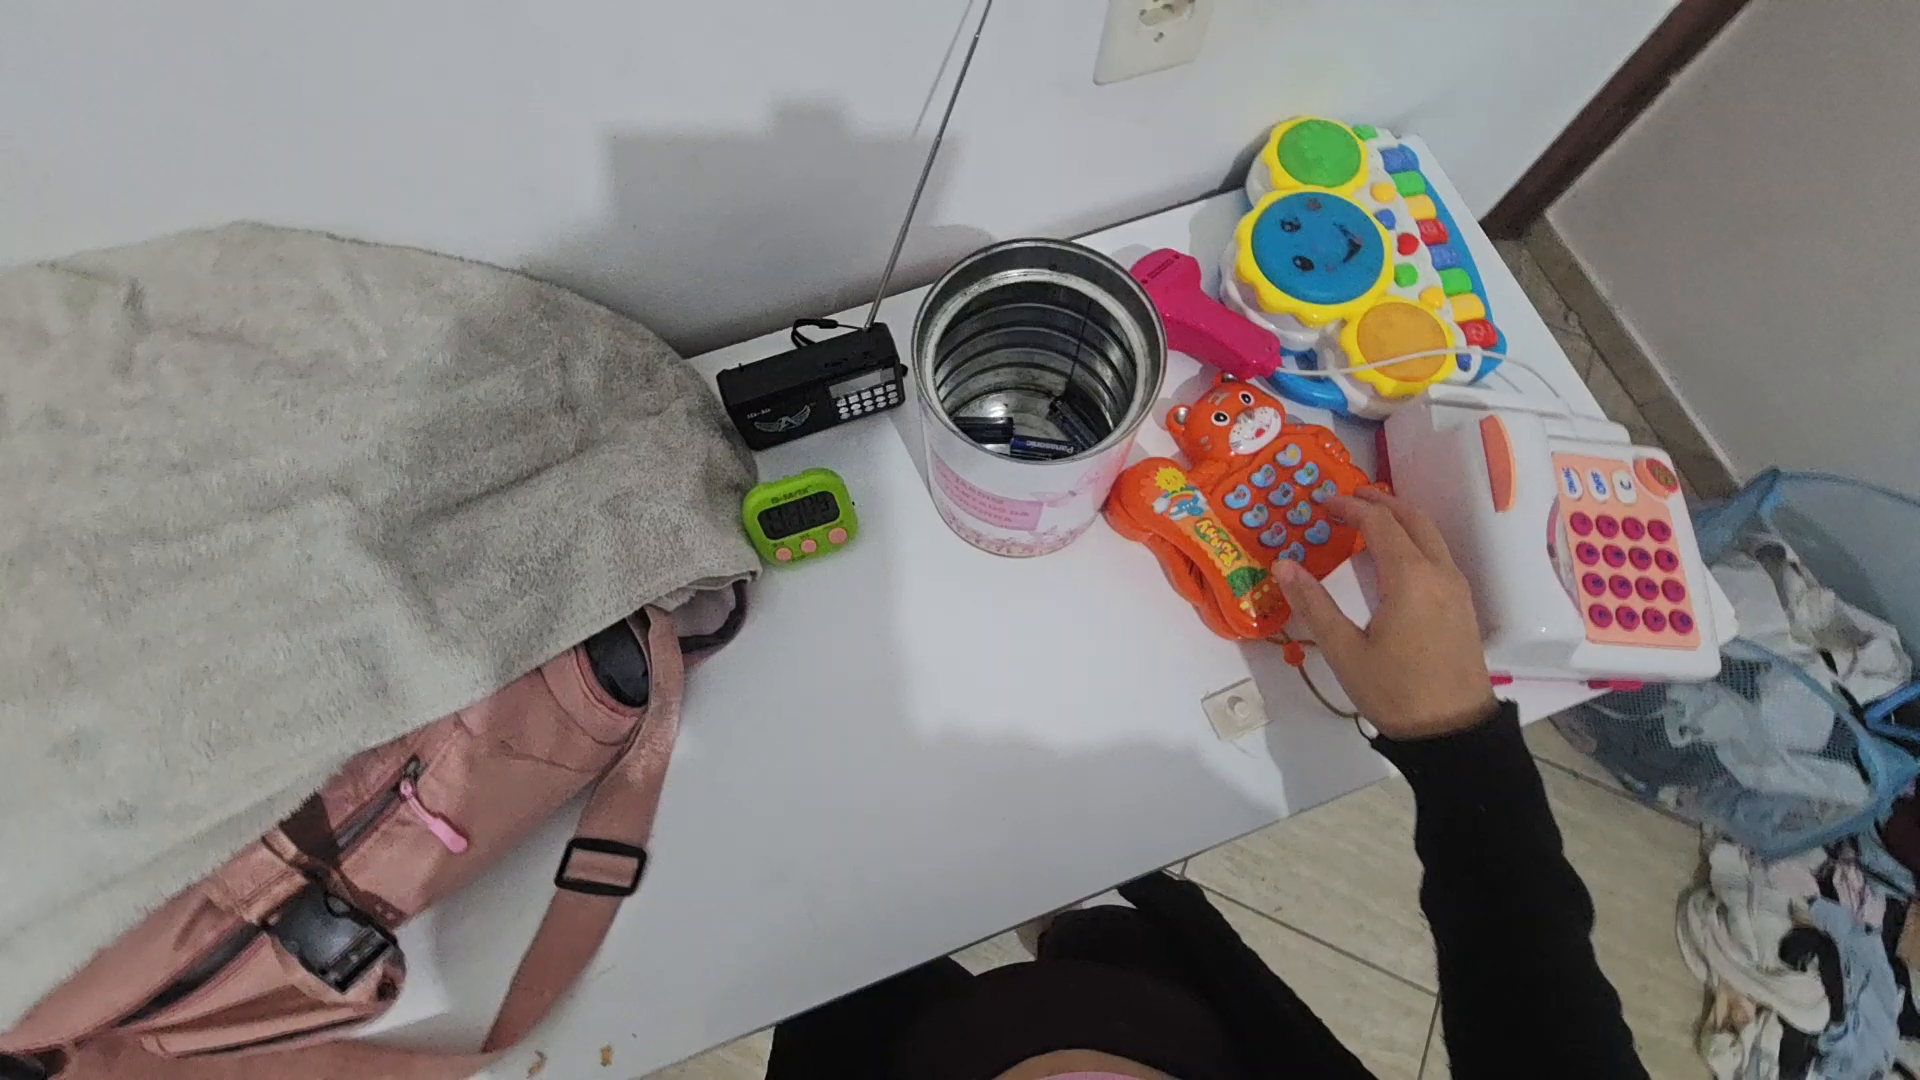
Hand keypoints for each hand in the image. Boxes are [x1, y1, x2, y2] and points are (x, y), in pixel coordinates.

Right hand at [1271, 488, 1498, 738]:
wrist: (1452, 732)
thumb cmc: (1393, 689)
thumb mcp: (1342, 649)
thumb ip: (1313, 602)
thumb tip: (1283, 564)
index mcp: (1409, 578)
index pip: (1379, 524)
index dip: (1350, 507)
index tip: (1322, 504)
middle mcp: (1439, 574)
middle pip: (1413, 520)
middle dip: (1380, 503)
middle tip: (1347, 499)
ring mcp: (1456, 589)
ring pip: (1430, 536)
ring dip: (1399, 520)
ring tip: (1366, 521)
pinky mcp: (1460, 606)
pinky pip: (1437, 555)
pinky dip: (1413, 540)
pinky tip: (1390, 558)